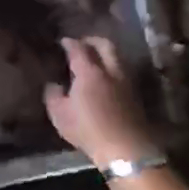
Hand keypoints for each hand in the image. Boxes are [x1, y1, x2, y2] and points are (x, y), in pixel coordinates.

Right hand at [43, 36, 159, 167]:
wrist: (126, 149)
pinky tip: (102, 79)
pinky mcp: (135, 95)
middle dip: (92, 40)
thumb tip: (54, 84)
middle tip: (81, 43)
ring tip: (92, 60)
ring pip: (117, 58)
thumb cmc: (87, 129)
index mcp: (89, 73)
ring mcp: (126, 83)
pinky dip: (111, 68)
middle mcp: (110, 72)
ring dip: (105, 54)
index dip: (69, 42)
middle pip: (106, 46)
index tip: (61, 41)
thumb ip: (53, 95)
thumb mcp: (59, 114)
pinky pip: (122, 72)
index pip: (79, 49)